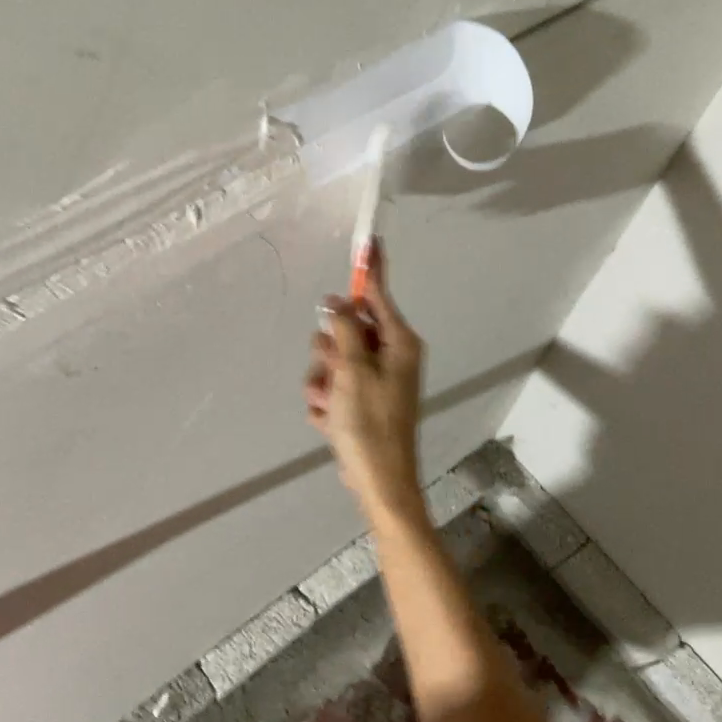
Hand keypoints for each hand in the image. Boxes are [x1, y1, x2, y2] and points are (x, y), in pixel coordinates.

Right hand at [303, 239, 426, 526]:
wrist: (378, 481)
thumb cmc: (370, 423)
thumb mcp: (354, 370)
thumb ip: (345, 330)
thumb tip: (335, 300)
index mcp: (399, 343)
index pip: (378, 295)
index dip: (369, 269)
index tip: (369, 240)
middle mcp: (391, 356)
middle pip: (346, 329)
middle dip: (328, 351)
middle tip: (331, 372)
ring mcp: (375, 380)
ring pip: (333, 360)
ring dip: (322, 381)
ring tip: (328, 405)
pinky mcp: (361, 402)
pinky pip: (333, 387)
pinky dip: (327, 402)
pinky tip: (331, 421)